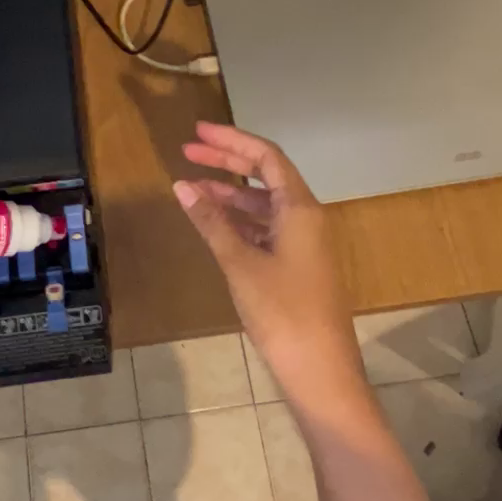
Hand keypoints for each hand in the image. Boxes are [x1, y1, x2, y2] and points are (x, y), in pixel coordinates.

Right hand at [173, 122, 363, 394]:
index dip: (231, 140)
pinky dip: (239, 220)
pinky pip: (265, 228)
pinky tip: (213, 223)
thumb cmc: (282, 311)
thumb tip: (182, 185)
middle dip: (227, 160)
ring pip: (264, 203)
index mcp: (300, 208)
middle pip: (265, 175)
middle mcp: (306, 216)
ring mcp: (303, 241)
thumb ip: (211, 222)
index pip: (265, 157)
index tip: (197, 132)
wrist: (319, 367)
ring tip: (192, 188)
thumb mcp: (240, 263)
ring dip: (230, 193)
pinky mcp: (297, 264)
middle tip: (188, 151)